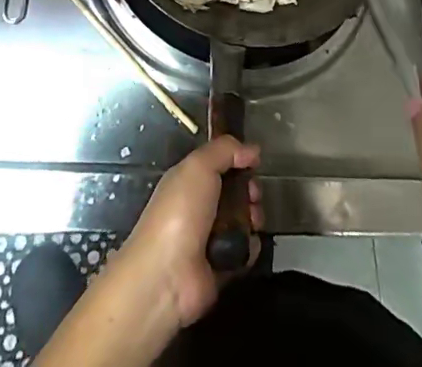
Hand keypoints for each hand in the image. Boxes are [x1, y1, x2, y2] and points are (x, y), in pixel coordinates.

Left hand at [34, 137, 260, 366]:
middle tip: (253, 196)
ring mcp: (211, 237)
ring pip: (244, 220)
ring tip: (252, 222)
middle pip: (235, 192)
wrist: (167, 273)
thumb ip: (225, 151)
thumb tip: (252, 148)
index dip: (238, 162)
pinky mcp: (222, 265)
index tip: (253, 163)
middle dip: (250, 191)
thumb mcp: (198, 167)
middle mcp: (199, 206)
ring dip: (253, 218)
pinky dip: (250, 247)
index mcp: (189, 180)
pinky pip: (245, 250)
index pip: (219, 165)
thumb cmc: (180, 211)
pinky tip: (245, 246)